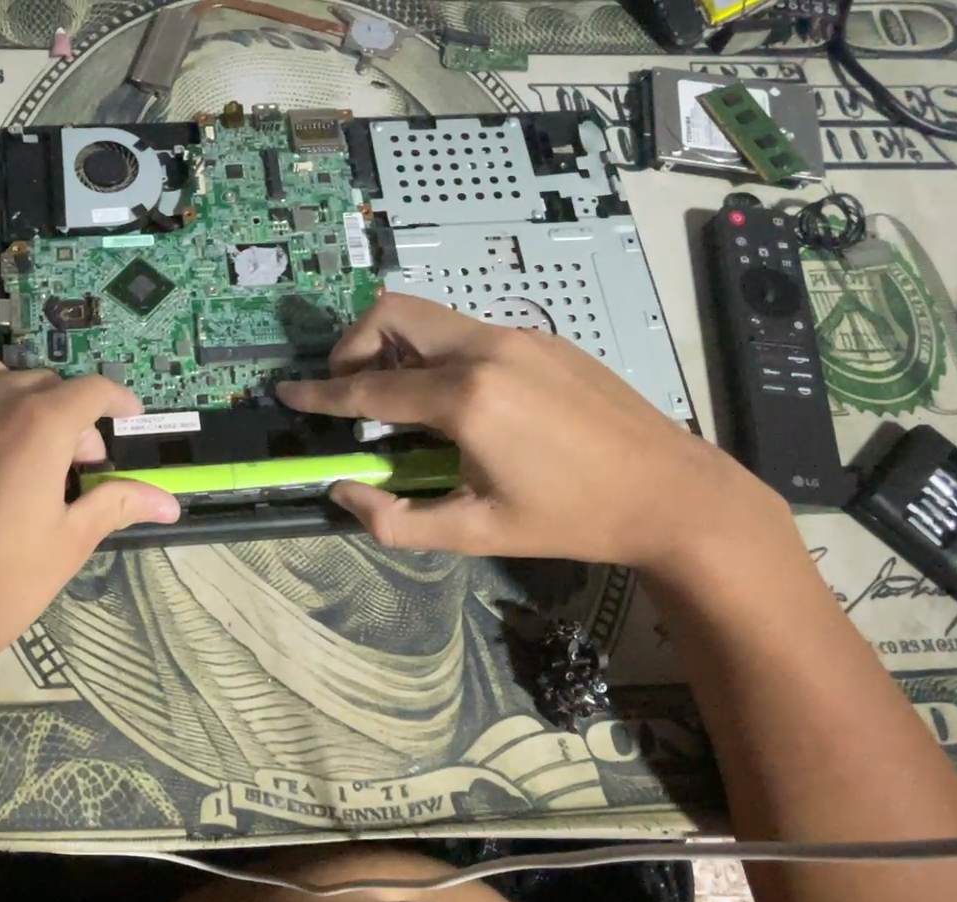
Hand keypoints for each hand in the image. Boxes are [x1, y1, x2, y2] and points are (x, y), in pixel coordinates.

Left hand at [0, 358, 179, 708]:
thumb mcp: (66, 545)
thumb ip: (116, 505)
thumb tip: (169, 503)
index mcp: (37, 424)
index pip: (91, 390)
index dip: (118, 402)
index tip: (129, 420)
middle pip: (44, 384)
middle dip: (71, 415)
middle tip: (76, 466)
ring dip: (20, 402)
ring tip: (23, 453)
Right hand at [276, 294, 788, 575]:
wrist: (671, 491)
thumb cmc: (570, 520)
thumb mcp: (473, 534)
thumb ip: (394, 519)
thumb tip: (343, 491)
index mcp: (467, 400)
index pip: (369, 389)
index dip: (318, 395)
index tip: (284, 391)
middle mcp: (488, 350)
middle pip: (392, 313)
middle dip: (352, 347)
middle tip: (347, 395)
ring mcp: (519, 336)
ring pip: (429, 316)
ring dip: (392, 348)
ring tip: (394, 402)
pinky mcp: (542, 338)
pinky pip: (465, 331)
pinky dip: (433, 355)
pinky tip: (451, 402)